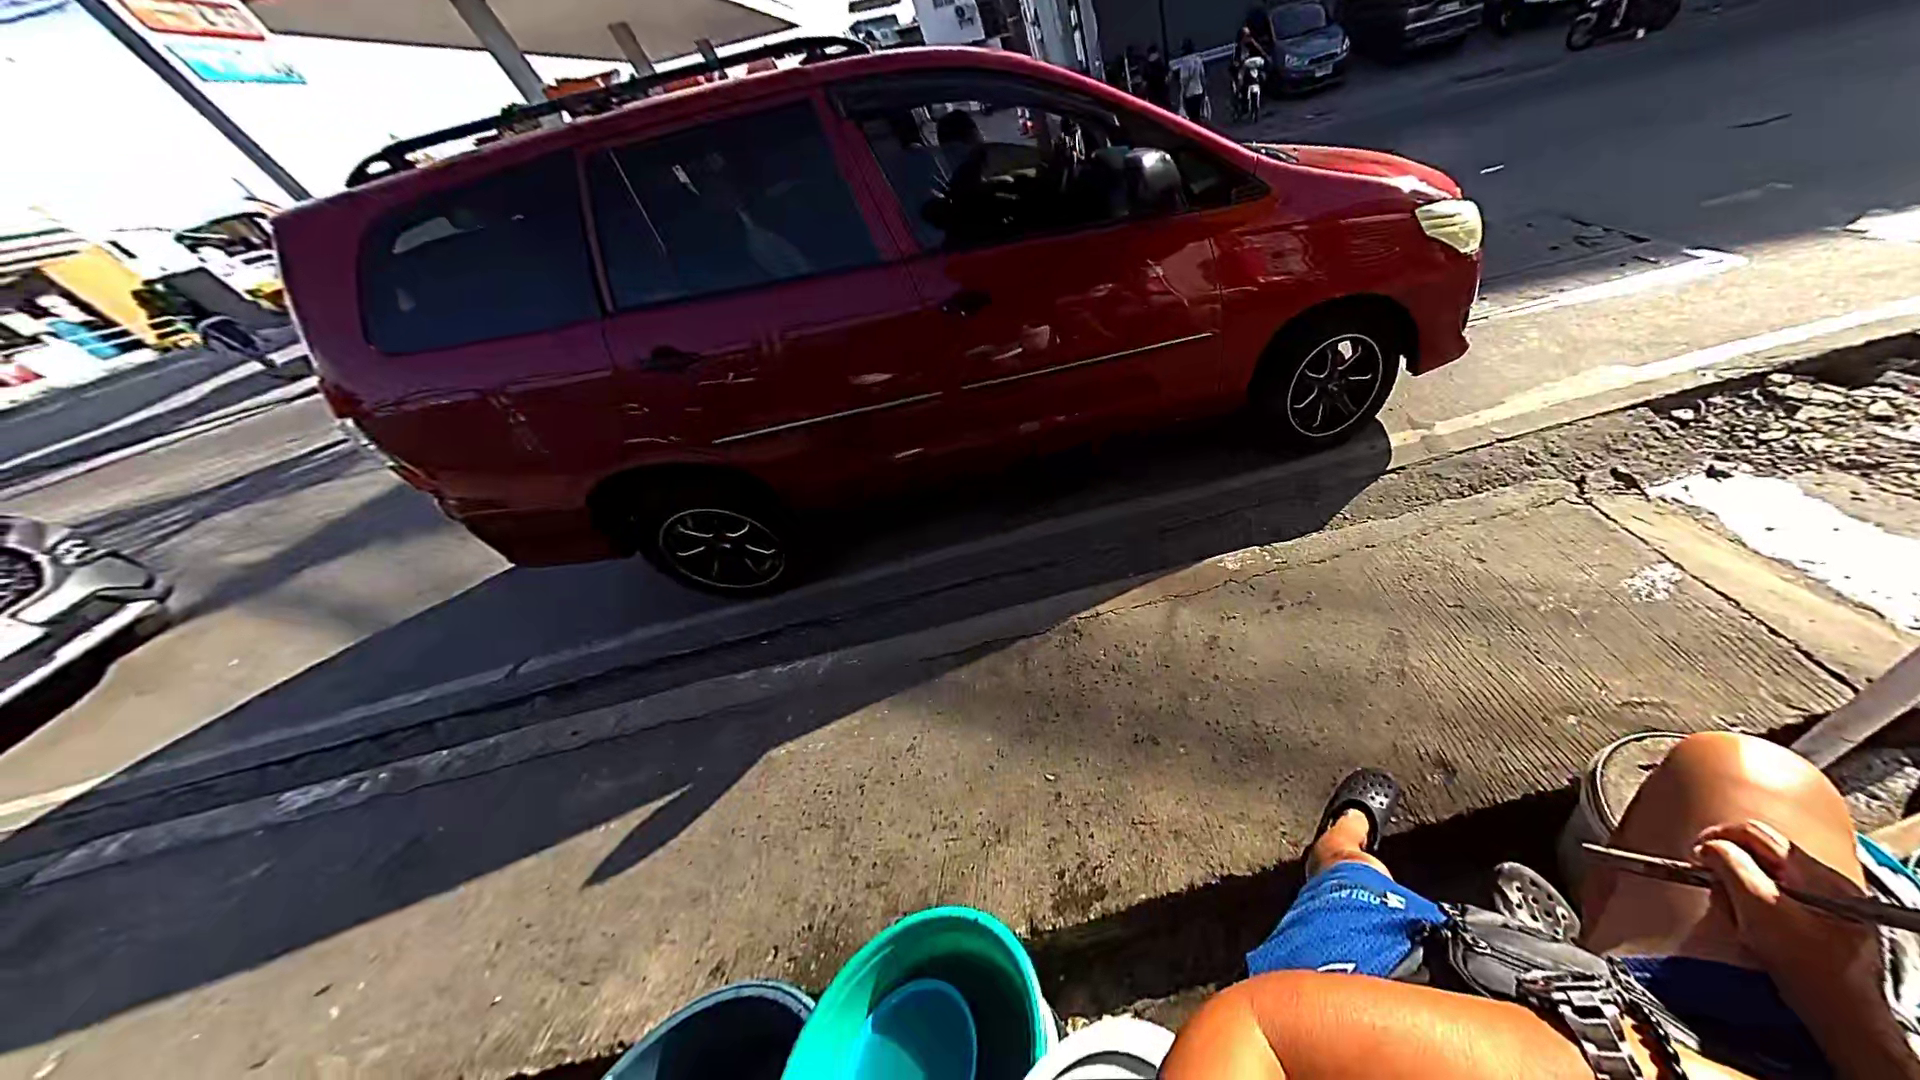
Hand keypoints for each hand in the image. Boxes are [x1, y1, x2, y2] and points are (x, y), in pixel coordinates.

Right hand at [1693, 821, 1878, 1006]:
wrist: (1839, 1014)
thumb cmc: (1809, 969)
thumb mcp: (1759, 910)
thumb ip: (1732, 868)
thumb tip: (1710, 845)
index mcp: (1820, 878)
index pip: (1756, 833)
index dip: (1719, 838)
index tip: (1698, 854)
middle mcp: (1827, 884)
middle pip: (1756, 853)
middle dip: (1727, 870)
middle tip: (1716, 888)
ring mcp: (1824, 901)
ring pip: (1758, 875)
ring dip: (1736, 890)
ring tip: (1739, 916)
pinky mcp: (1814, 917)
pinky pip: (1767, 895)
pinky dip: (1748, 905)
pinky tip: (1752, 925)